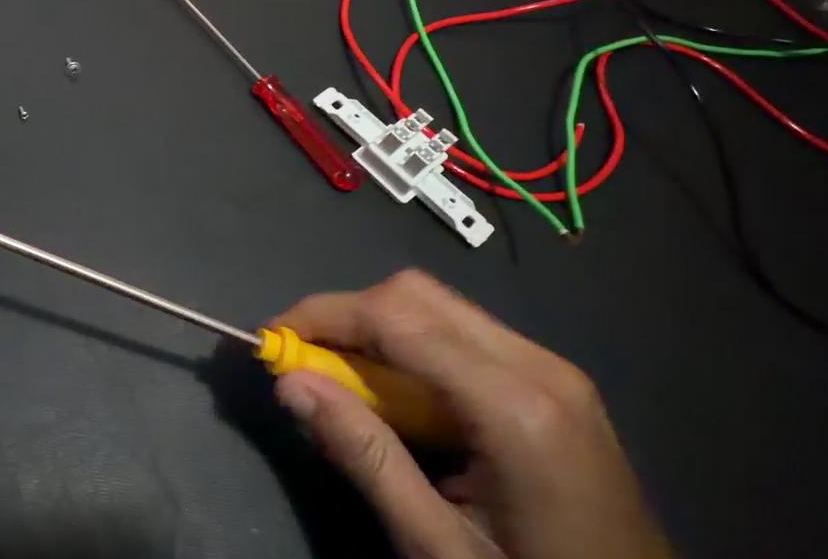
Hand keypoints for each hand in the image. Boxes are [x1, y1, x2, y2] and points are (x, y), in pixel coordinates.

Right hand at [272, 271, 673, 558]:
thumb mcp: (438, 546)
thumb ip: (364, 457)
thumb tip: (290, 384)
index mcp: (516, 409)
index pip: (397, 317)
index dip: (322, 316)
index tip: (269, 342)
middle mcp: (541, 368)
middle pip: (416, 295)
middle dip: (347, 317)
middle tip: (303, 365)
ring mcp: (556, 372)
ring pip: (439, 308)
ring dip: (378, 333)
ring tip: (344, 387)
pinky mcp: (557, 385)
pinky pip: (466, 336)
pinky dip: (414, 350)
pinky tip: (400, 401)